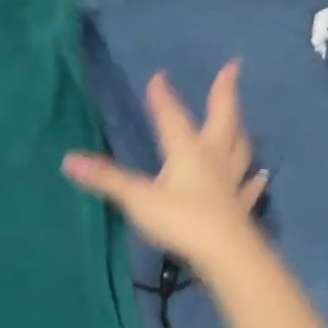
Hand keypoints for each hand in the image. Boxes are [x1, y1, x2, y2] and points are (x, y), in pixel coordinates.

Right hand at [61, 61, 268, 265]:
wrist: (227, 256)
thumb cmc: (181, 220)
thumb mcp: (135, 197)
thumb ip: (104, 178)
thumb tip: (67, 159)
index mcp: (187, 153)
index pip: (172, 118)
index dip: (163, 97)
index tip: (160, 76)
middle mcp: (213, 160)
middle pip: (222, 121)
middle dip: (224, 95)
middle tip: (231, 70)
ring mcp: (230, 184)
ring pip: (239, 150)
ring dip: (239, 132)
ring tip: (241, 122)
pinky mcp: (239, 208)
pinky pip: (248, 187)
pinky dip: (253, 179)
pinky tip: (259, 176)